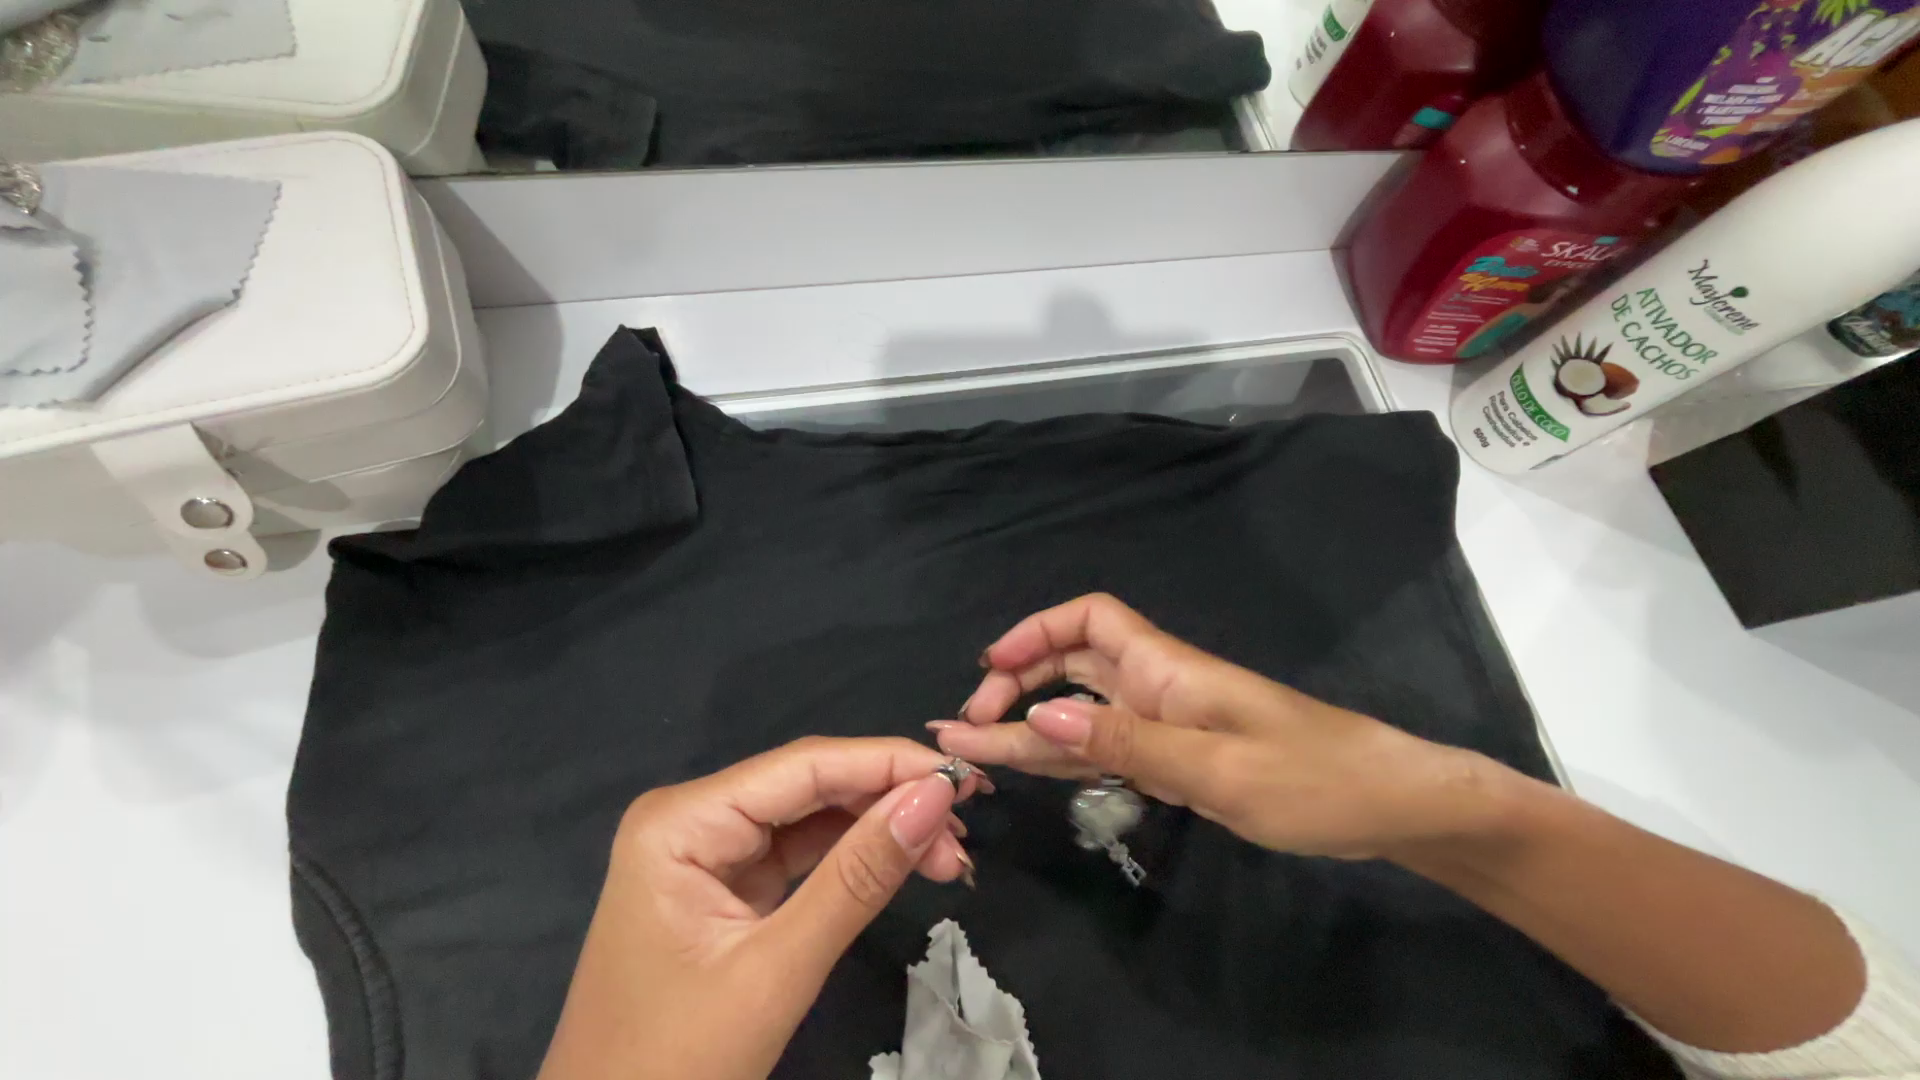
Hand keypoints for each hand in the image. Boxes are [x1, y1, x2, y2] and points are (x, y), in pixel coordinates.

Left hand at [537, 736, 983, 1079]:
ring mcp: (708, 849)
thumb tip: (935, 797)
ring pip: (813, 816)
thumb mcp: (776, 972)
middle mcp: (693, 816)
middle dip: (890, 801)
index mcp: (682, 820)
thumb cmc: (675, 1066)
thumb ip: (857, 879)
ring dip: (879, 830)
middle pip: (810, 785)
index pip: (805, 766)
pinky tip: (904, 863)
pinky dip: (854, 859)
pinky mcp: (726, 883)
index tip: (964, 776)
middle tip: (966, 824)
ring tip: (950, 854)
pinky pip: (801, 852)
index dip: (889, 763)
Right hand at [930, 593, 1503, 859]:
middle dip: (1016, 686)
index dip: (1034, 633)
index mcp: (1166, 668)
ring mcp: (1164, 724)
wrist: (1387, 807)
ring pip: (1080, 711)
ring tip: (971, 747)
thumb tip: (1042, 716)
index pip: (1088, 621)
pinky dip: (1063, 753)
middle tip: (968, 727)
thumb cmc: (1313, 779)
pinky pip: (1103, 747)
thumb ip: (1128, 742)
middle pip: (1071, 666)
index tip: (989, 669)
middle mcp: (1156, 687)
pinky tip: (1028, 762)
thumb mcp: (1219, 767)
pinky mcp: (1174, 758)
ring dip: (1027, 725)